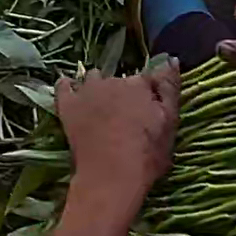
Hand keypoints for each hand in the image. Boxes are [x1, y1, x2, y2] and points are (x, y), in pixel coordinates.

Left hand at [56, 62, 180, 204]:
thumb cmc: (147, 154)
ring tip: (100, 106)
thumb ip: (170, 87)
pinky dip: (68, 86)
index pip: (145, 80)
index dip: (148, 94)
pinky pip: (64, 86)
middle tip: (126, 117)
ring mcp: (87, 91)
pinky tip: (70, 91)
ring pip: (93, 79)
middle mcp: (112, 80)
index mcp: (138, 84)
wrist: (111, 177)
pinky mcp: (68, 105)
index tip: (148, 110)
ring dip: (98, 87)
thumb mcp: (170, 122)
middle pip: (119, 80)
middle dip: (123, 93)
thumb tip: (171, 58)